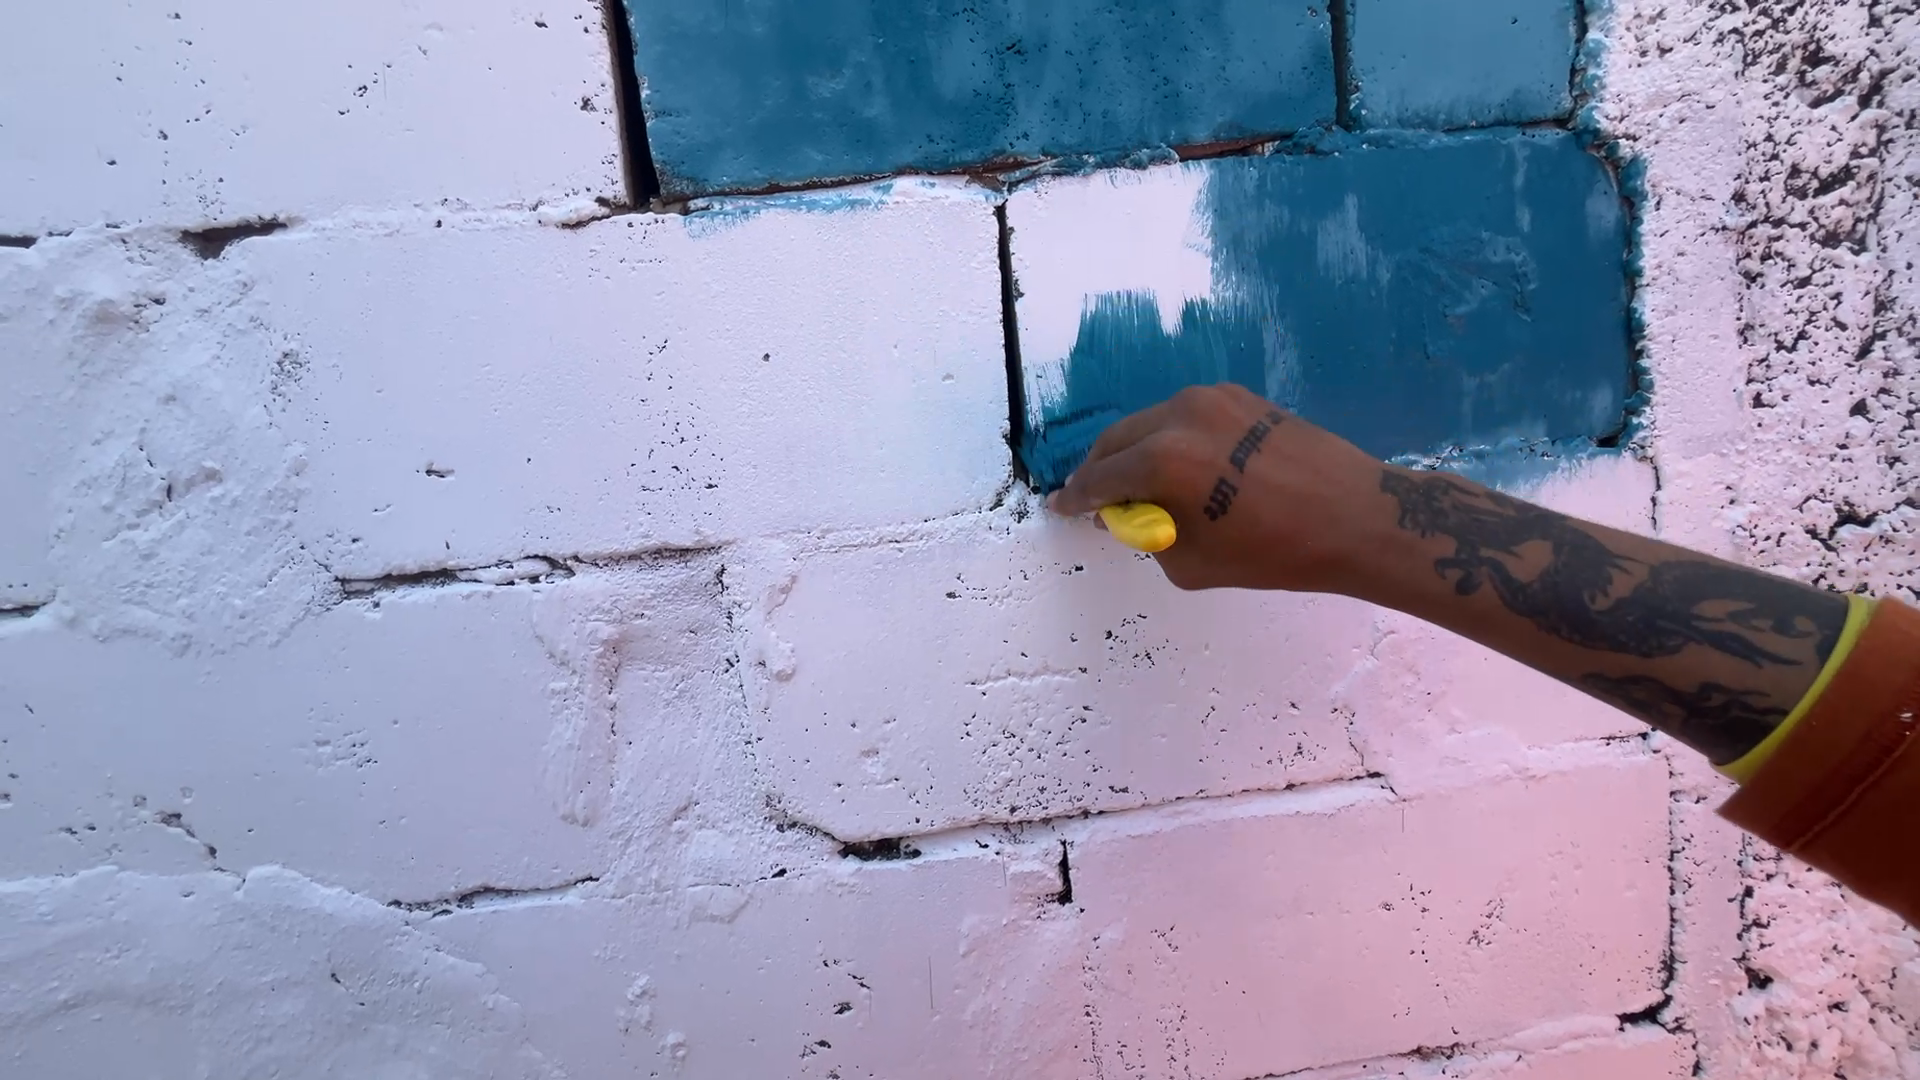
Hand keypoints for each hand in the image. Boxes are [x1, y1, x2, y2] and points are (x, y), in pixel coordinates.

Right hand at [1045, 385, 1386, 592]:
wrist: (1357, 517)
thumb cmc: (1274, 553)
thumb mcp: (1191, 562)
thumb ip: (1146, 534)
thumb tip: (1128, 512)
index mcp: (1162, 462)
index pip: (1099, 479)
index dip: (1076, 498)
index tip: (1060, 506)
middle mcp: (1178, 416)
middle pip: (1114, 441)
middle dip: (1099, 471)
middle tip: (1095, 498)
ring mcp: (1210, 399)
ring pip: (1146, 423)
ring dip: (1132, 452)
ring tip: (1138, 483)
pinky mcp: (1237, 396)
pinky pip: (1182, 415)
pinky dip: (1167, 438)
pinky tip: (1179, 463)